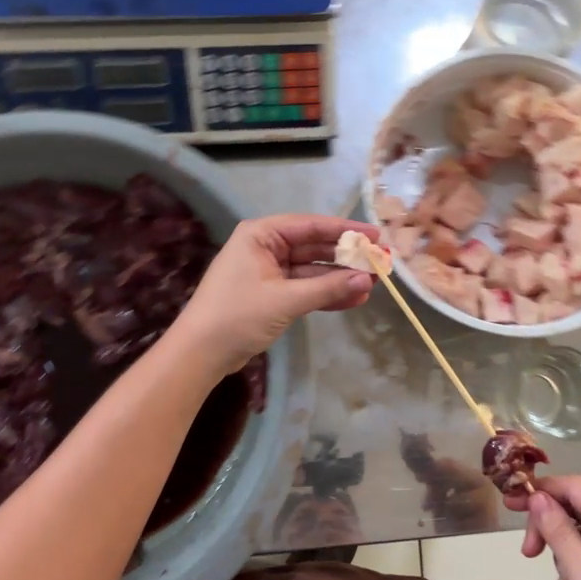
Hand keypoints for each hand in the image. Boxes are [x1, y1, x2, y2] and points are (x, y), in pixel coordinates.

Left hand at [170, 214, 376, 374]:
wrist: (201, 353)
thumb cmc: (237, 315)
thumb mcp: (285, 300)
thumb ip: (327, 288)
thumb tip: (367, 280)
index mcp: (261, 235)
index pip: (310, 225)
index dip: (345, 230)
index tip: (375, 235)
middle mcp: (265, 247)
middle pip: (313, 247)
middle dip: (345, 256)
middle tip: (379, 262)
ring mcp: (268, 272)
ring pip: (312, 270)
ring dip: (339, 278)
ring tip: (373, 285)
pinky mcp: (271, 295)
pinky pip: (305, 289)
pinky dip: (326, 294)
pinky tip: (353, 300)